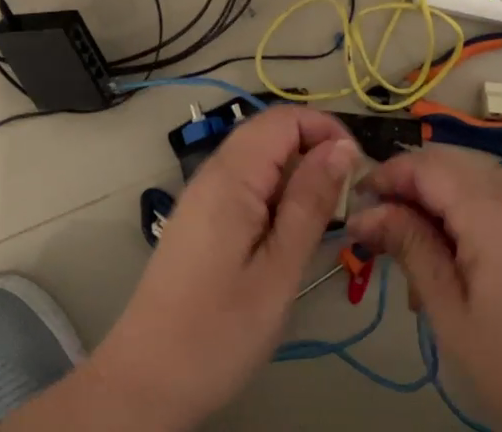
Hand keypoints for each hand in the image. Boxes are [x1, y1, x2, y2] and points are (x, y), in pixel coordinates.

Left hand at [78, 106, 359, 428]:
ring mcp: (203, 198)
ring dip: (298, 177)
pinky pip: (246, 186)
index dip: (326, 130)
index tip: (356, 172)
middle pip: (271, 133)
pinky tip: (288, 237)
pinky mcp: (201, 222)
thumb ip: (311, 202)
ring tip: (321, 224)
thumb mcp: (279, 269)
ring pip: (260, 160)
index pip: (285, 118)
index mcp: (231, 177)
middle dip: (315, 152)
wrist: (145, 383)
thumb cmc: (218, 331)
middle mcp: (212, 174)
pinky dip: (277, 197)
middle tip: (344, 202)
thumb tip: (342, 147)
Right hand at [348, 148, 501, 431]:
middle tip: (386, 251)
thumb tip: (367, 212)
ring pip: (470, 183)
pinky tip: (462, 266)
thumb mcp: (454, 316)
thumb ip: (411, 250)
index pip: (424, 165)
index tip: (355, 209)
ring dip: (439, 212)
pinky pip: (498, 198)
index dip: (385, 178)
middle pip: (447, 168)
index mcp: (497, 208)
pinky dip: (470, 218)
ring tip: (424, 274)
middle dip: (410, 199)